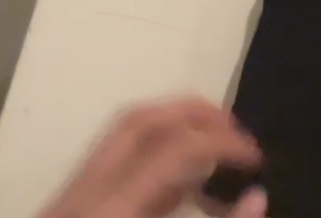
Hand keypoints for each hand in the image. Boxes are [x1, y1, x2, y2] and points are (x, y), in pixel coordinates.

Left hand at [39, 97, 265, 217]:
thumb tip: (257, 196)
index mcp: (107, 210)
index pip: (173, 148)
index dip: (223, 142)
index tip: (257, 158)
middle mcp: (80, 196)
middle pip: (139, 121)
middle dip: (195, 113)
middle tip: (236, 132)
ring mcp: (65, 203)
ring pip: (119, 139)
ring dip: (173, 131)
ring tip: (213, 152)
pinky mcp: (63, 211)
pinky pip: (111, 168)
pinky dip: (151, 164)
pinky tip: (179, 190)